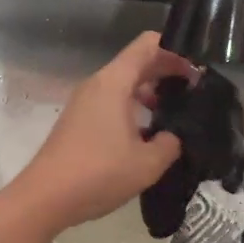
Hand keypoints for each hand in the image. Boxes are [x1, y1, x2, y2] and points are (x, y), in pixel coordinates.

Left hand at [11, 32, 191, 229]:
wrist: (45, 198)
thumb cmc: (98, 173)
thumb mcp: (147, 163)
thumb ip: (170, 143)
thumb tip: (173, 136)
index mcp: (114, 82)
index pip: (148, 45)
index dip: (176, 50)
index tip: (198, 70)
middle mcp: (97, 84)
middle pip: (136, 62)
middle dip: (167, 71)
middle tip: (195, 90)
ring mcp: (84, 102)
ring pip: (123, 83)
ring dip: (150, 91)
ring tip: (175, 111)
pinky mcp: (78, 121)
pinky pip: (111, 101)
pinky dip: (133, 106)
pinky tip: (147, 132)